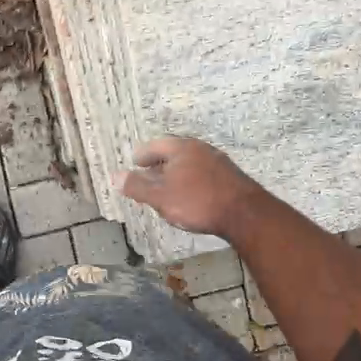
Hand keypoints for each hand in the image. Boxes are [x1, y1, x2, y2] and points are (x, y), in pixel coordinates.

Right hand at [116, 136, 266, 237]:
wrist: (246, 214)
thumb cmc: (197, 202)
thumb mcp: (160, 197)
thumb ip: (137, 186)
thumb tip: (114, 176)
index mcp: (181, 148)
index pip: (154, 146)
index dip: (142, 156)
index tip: (135, 164)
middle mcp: (200, 149)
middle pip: (173, 153)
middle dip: (158, 165)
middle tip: (148, 177)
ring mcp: (218, 162)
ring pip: (189, 163)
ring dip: (176, 173)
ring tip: (167, 188)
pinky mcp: (230, 177)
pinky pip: (202, 173)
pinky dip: (191, 180)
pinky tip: (190, 195)